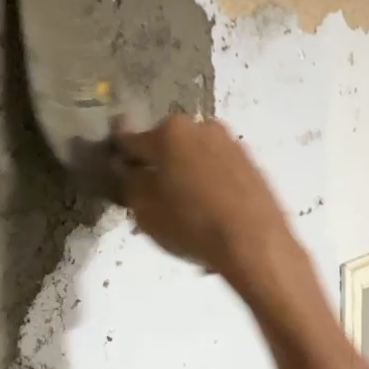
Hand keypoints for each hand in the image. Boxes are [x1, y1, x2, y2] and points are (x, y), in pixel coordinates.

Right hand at [113, 114, 293, 283]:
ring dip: (183, 175)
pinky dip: (207, 185)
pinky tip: (207, 212)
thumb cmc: (191, 225)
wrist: (254, 241)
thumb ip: (130, 183)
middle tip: (151, 199)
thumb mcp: (145, 211)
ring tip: (182, 210)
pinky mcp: (250, 162)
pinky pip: (216, 170)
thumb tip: (129, 169)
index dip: (119, 156)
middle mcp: (200, 127)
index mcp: (168, 133)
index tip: (114, 166)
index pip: (130, 140)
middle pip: (166, 146)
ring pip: (193, 158)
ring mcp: (229, 142)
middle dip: (157, 167)